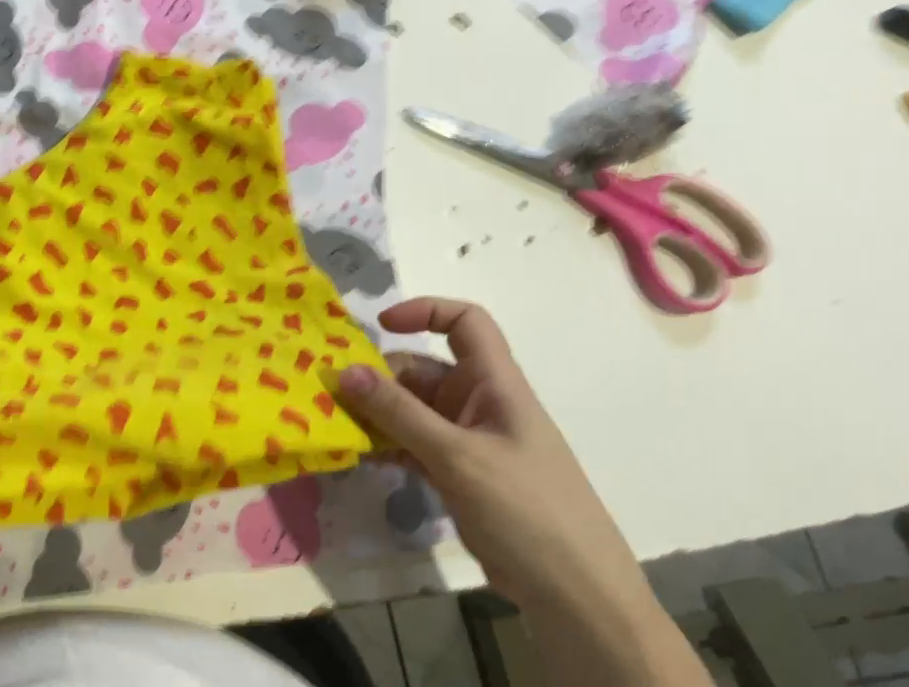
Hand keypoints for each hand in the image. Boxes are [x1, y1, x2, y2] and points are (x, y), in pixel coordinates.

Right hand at [336, 298, 711, 685]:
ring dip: (374, 414)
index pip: (465, 323)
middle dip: (377, 377)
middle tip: (331, 394)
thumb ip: (398, 413)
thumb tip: (342, 371)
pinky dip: (385, 445)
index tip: (379, 326)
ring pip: (411, 410)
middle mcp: (480, 404)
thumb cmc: (527, 511)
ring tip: (334, 425)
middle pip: (422, 369)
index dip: (424, 312)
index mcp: (496, 385)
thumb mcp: (457, 457)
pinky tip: (357, 456)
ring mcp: (468, 441)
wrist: (577, 596)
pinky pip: (412, 444)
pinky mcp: (458, 475)